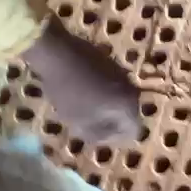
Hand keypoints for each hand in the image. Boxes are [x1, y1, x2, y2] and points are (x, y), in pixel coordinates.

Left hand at [21, 19, 142, 143]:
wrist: (57, 52)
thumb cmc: (69, 91)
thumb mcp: (78, 121)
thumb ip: (96, 135)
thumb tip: (105, 137)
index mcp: (128, 107)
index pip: (132, 133)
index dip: (113, 139)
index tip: (93, 135)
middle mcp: (132, 91)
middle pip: (127, 115)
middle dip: (109, 122)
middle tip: (87, 123)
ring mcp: (123, 75)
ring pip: (118, 99)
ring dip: (104, 106)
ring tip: (82, 106)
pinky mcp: (111, 63)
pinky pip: (111, 85)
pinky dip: (100, 91)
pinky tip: (80, 88)